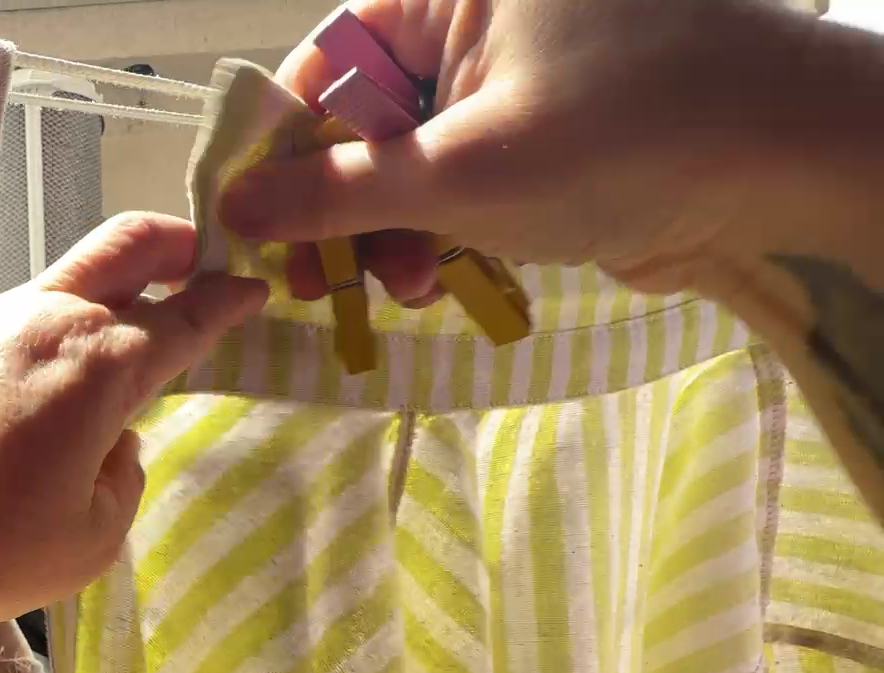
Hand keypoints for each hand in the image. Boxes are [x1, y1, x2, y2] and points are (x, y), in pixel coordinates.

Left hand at [0, 213, 267, 646]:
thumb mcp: (98, 533)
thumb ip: (126, 469)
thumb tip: (112, 437)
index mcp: (101, 362)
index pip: (186, 313)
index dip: (228, 301)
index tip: (252, 291)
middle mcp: (49, 318)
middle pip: (129, 244)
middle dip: (177, 244)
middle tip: (200, 263)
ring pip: (73, 271)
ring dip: (115, 284)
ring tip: (131, 328)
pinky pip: (30, 310)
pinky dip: (66, 318)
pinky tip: (65, 369)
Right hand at [221, 0, 864, 299]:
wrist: (799, 176)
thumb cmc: (625, 144)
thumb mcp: (452, 174)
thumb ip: (327, 194)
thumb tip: (229, 209)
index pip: (320, 67)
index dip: (275, 152)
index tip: (248, 227)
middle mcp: (470, 24)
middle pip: (349, 127)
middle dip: (331, 214)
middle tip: (309, 283)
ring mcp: (497, 81)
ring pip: (387, 168)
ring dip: (377, 241)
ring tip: (398, 290)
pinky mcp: (520, 132)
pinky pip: (433, 186)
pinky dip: (421, 239)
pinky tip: (432, 281)